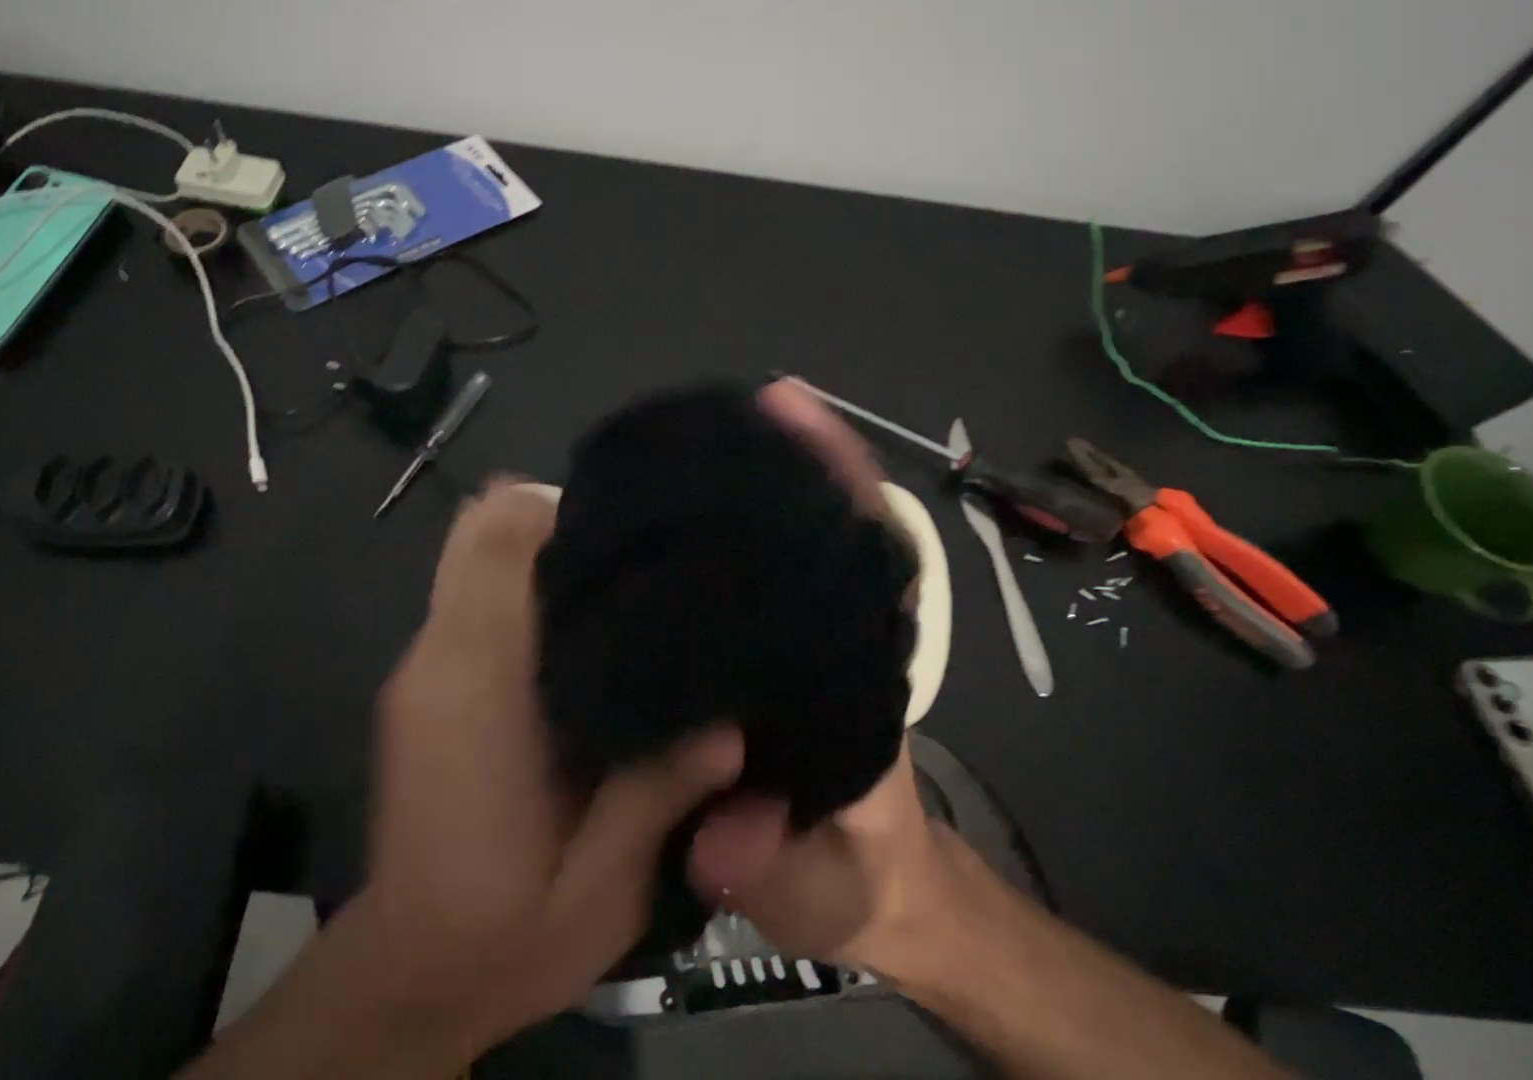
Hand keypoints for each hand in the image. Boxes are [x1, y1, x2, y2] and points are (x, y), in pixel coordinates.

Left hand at [355, 480, 744, 1050]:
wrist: (414, 976)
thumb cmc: (506, 935)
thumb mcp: (604, 887)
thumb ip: (658, 796)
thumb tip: (728, 727)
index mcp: (475, 687)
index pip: (498, 538)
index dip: (567, 509)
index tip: (639, 532)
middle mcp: (437, 657)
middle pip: (482, 530)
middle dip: (563, 524)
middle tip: (645, 564)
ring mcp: (424, 671)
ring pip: (478, 561)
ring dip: (550, 561)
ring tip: (633, 600)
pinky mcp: (427, 690)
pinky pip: (477, 604)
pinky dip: (530, 600)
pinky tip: (594, 647)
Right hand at [688, 378, 954, 987]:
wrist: (872, 901)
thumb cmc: (854, 885)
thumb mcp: (814, 888)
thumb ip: (770, 866)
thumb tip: (720, 837)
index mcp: (855, 676)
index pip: (857, 558)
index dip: (830, 481)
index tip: (790, 414)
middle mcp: (833, 644)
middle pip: (817, 535)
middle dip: (777, 468)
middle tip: (712, 416)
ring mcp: (802, 651)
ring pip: (784, 558)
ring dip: (744, 496)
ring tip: (676, 453)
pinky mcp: (769, 669)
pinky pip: (746, 596)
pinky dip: (717, 549)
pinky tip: (660, 527)